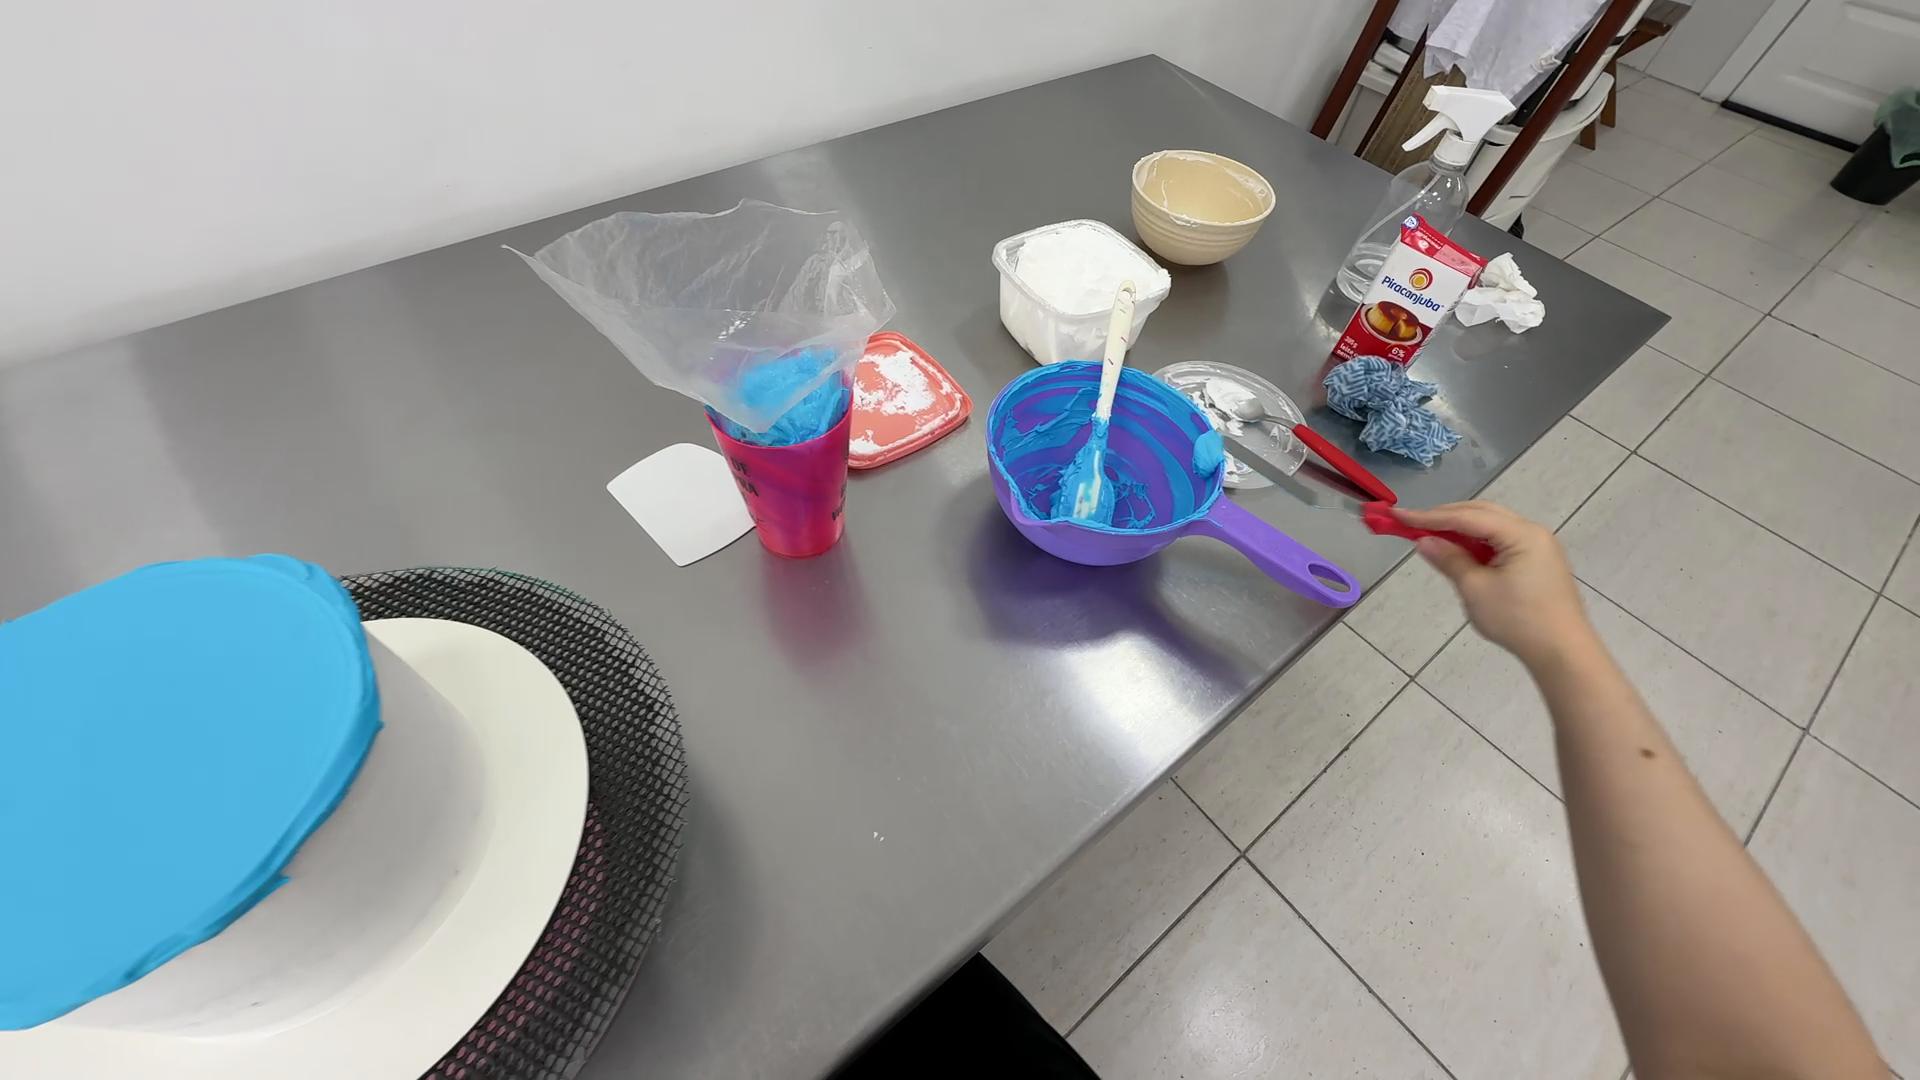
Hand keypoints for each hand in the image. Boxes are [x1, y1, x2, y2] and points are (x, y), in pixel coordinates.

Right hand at [1393, 501, 1592, 666]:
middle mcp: (1532, 532)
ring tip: (1428, 534)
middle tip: (1409, 522)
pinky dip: (1474, 541)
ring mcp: (1537, 546)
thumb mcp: (1475, 588)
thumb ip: (1449, 559)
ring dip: (1458, 527)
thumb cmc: (1517, 619)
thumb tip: (1422, 541)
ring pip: (1490, 525)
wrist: (1561, 651)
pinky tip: (1456, 548)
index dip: (1428, 516)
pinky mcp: (1536, 561)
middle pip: (1481, 513)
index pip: (1467, 517)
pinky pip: (1499, 540)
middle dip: (1444, 516)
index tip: (1396, 515)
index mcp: (1522, 535)